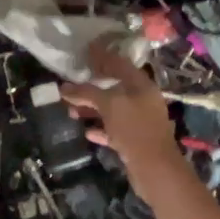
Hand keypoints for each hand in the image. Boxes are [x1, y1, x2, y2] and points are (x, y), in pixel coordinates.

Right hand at [60, 43, 185, 187]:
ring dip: (92, 109)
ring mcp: (140, 121)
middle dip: (91, 87)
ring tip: (71, 110)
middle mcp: (143, 100)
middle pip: (114, 88)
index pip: (119, 64)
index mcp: (141, 86)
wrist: (155, 168)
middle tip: (71, 85)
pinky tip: (86, 130)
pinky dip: (100, 128)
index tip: (86, 50)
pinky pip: (114, 129)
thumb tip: (64, 87)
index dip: (102, 57)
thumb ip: (86, 93)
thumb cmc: (134, 128)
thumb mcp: (109, 105)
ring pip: (112, 110)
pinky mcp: (135, 141)